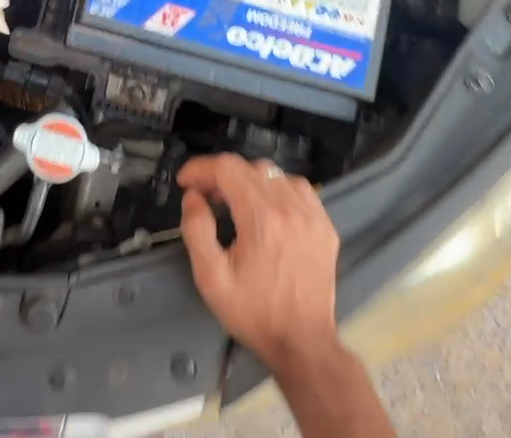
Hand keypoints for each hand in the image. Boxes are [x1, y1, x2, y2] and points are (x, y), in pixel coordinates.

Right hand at [179, 154, 341, 366]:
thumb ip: (196, 230)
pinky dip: (277, 188)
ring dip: (249, 179)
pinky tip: (267, 208)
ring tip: (235, 201)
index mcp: (262, 218)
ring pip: (275, 174)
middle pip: (250, 167)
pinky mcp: (325, 227)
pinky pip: (299, 189)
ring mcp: (313, 216)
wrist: (303, 343)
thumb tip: (193, 197)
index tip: (185, 182)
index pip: (227, 168)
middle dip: (221, 174)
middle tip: (205, 197)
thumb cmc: (253, 312)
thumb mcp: (211, 278)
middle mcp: (291, 208)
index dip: (200, 168)